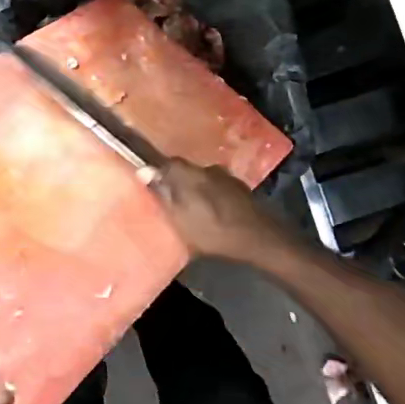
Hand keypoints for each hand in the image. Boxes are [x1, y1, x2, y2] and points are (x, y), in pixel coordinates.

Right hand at [150, 159, 304, 264]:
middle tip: (171, 200)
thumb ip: (161, 194)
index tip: (152, 185)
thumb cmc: (213, 232)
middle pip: (184, 170)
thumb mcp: (179, 219)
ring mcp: (226, 177)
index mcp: (188, 174)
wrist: (261, 240)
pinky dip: (211, 195)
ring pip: (202, 178)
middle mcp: (206, 168)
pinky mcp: (241, 188)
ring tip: (192, 208)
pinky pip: (217, 186)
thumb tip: (143, 171)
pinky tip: (213, 211)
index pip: (166, 164)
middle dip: (176, 182)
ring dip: (195, 189)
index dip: (158, 173)